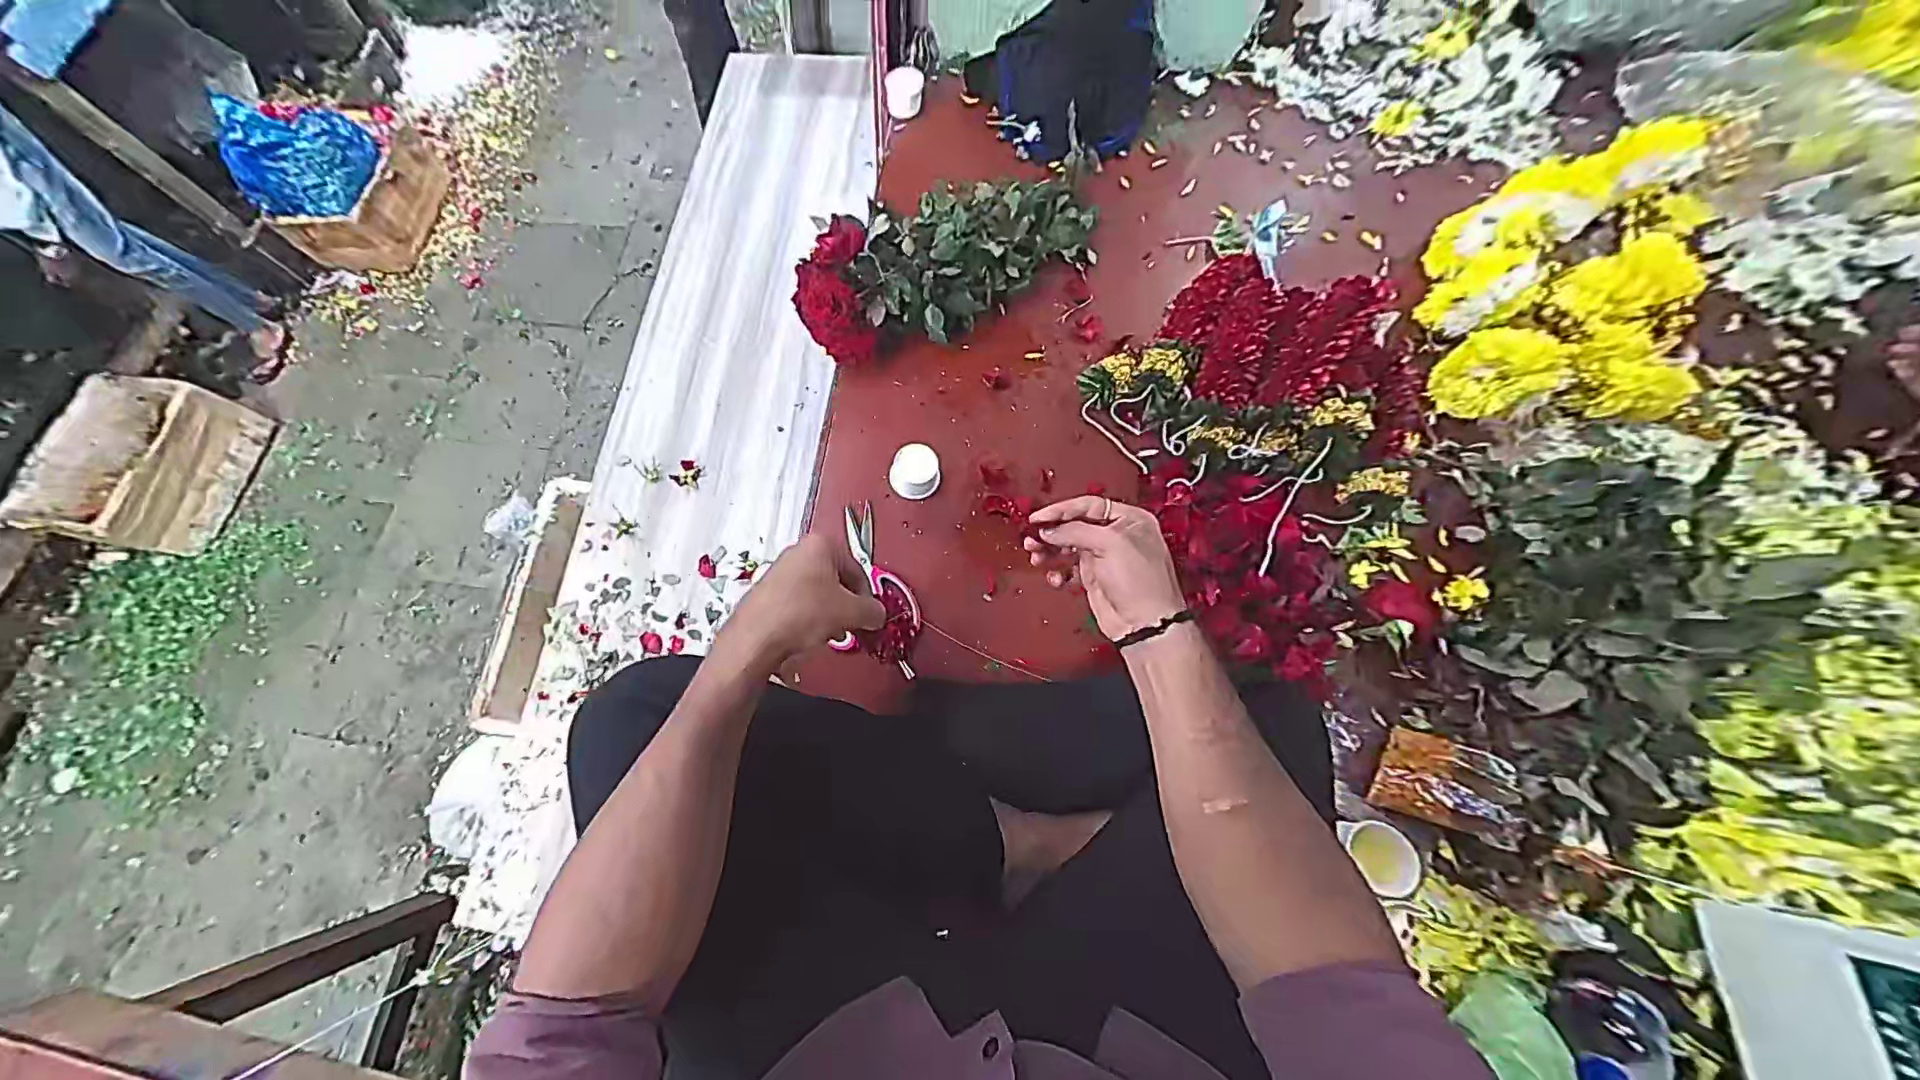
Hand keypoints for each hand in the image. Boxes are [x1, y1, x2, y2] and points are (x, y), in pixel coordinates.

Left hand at [716, 532, 885, 671]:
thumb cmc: (802, 613)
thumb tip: (876, 614)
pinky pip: (799, 602)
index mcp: (820, 544)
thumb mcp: (850, 612)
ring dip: (830, 613)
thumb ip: (872, 611)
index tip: (869, 615)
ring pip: (818, 592)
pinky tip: (810, 635)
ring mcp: (781, 570)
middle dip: (846, 605)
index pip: (857, 570)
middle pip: (836, 580)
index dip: (867, 596)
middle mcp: (799, 551)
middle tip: (851, 625)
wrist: (756, 637)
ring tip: (830, 633)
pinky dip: (809, 617)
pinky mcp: (768, 591)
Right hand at [1025, 496, 1185, 640]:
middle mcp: (1117, 535)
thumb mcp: (1110, 544)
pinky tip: (1055, 577)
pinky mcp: (1094, 577)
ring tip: (1036, 556)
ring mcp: (1105, 556)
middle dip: (1052, 532)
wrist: (1144, 624)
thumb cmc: (1142, 582)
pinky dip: (1058, 570)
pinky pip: (1069, 568)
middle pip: (1075, 525)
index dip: (1061, 510)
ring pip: (1068, 546)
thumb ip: (1076, 531)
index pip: (1088, 505)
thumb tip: (1050, 529)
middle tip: (1033, 538)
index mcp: (1129, 519)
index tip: (1039, 517)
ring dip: (1050, 550)